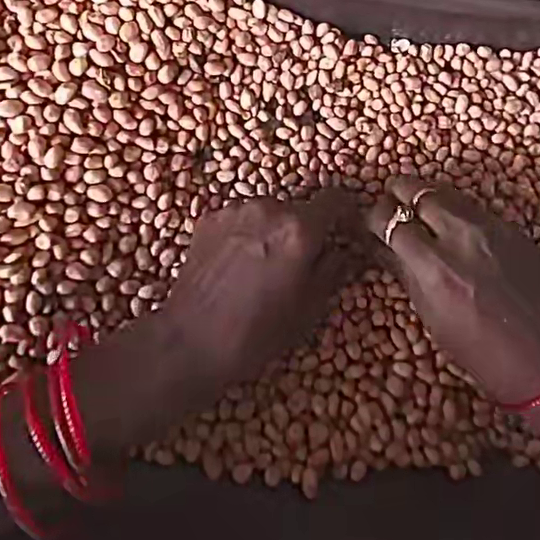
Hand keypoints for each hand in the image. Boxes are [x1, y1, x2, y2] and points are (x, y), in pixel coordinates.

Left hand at [156, 191, 353, 391]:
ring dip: (272, 232)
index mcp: (299, 230)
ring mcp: (234, 211)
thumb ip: (331, 270)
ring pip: (266, 213)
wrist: (192, 340)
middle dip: (304, 231)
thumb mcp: (308, 309)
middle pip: (298, 209)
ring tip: (262, 270)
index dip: (346, 213)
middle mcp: (267, 209)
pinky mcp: (208, 219)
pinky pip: (239, 220)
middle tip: (298, 265)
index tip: (347, 229)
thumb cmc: (257, 332)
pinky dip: (245, 235)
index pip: (335, 200)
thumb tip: (342, 251)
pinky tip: (237, 266)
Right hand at [363, 177, 539, 404]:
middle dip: (397, 194)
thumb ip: (404, 271)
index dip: (374, 216)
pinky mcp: (510, 228)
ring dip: (424, 196)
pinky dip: (453, 209)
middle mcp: (461, 237)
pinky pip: (472, 206)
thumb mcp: (430, 314)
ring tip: (414, 209)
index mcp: (435, 266)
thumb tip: (381, 244)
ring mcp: (490, 229)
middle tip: (390, 205)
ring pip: (445, 191)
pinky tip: (448, 225)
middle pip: (417, 191)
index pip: (390, 220)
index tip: (370, 221)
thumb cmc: (480, 350)